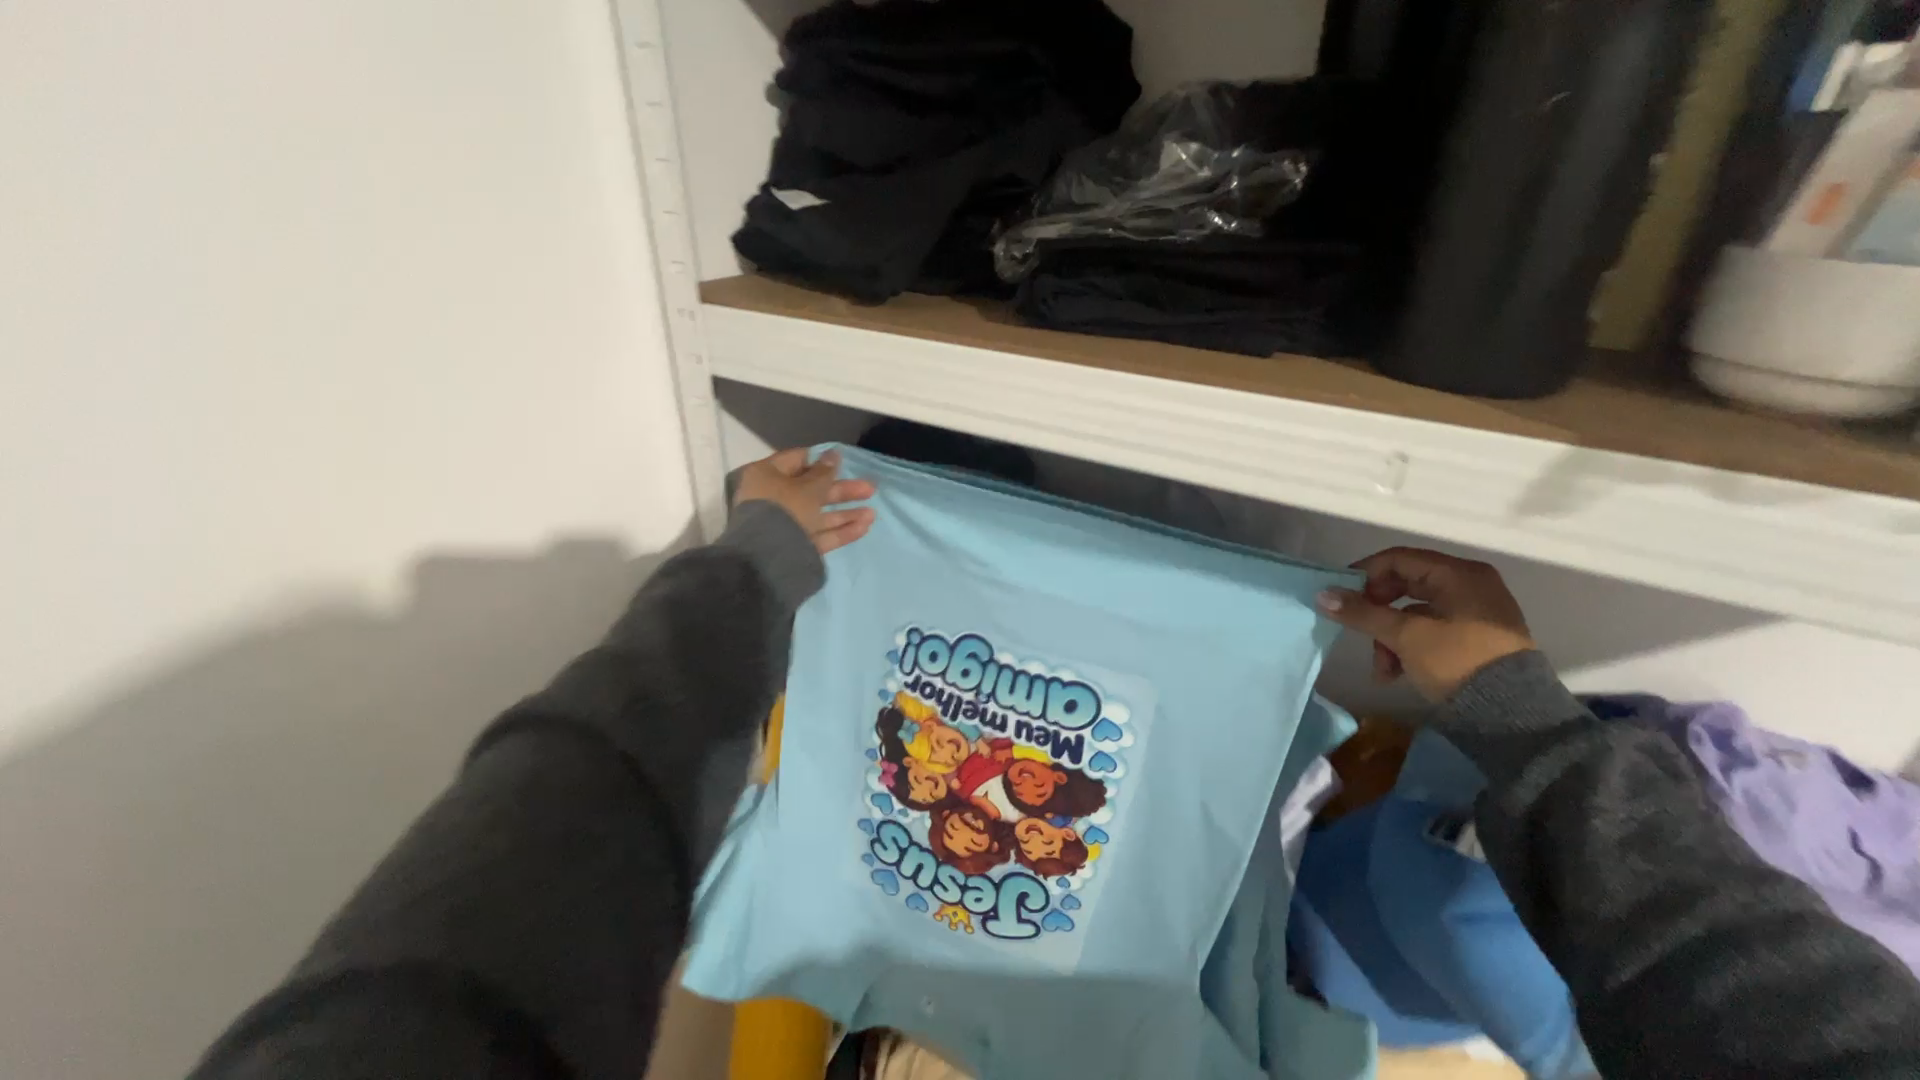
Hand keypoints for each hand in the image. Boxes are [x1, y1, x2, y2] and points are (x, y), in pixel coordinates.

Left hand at [732, 448, 876, 554]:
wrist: (766, 556)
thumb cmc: (785, 508)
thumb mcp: (809, 487)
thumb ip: (825, 472)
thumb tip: (833, 454)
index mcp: (767, 476)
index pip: (796, 461)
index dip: (821, 461)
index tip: (843, 462)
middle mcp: (773, 498)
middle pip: (812, 490)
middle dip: (843, 491)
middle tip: (870, 489)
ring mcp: (783, 524)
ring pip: (818, 515)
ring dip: (845, 513)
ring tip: (872, 514)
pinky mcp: (794, 546)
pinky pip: (818, 535)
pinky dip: (839, 531)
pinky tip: (864, 528)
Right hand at [1315, 548, 1535, 701]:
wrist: (1511, 712)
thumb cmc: (1457, 660)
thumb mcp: (1405, 636)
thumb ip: (1363, 613)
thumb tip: (1322, 594)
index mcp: (1458, 574)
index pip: (1398, 559)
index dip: (1364, 575)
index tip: (1339, 597)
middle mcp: (1469, 585)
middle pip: (1404, 586)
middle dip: (1376, 614)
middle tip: (1357, 631)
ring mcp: (1474, 611)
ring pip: (1414, 613)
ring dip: (1389, 638)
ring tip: (1381, 669)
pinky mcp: (1474, 636)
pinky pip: (1430, 630)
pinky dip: (1408, 646)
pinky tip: (1396, 673)